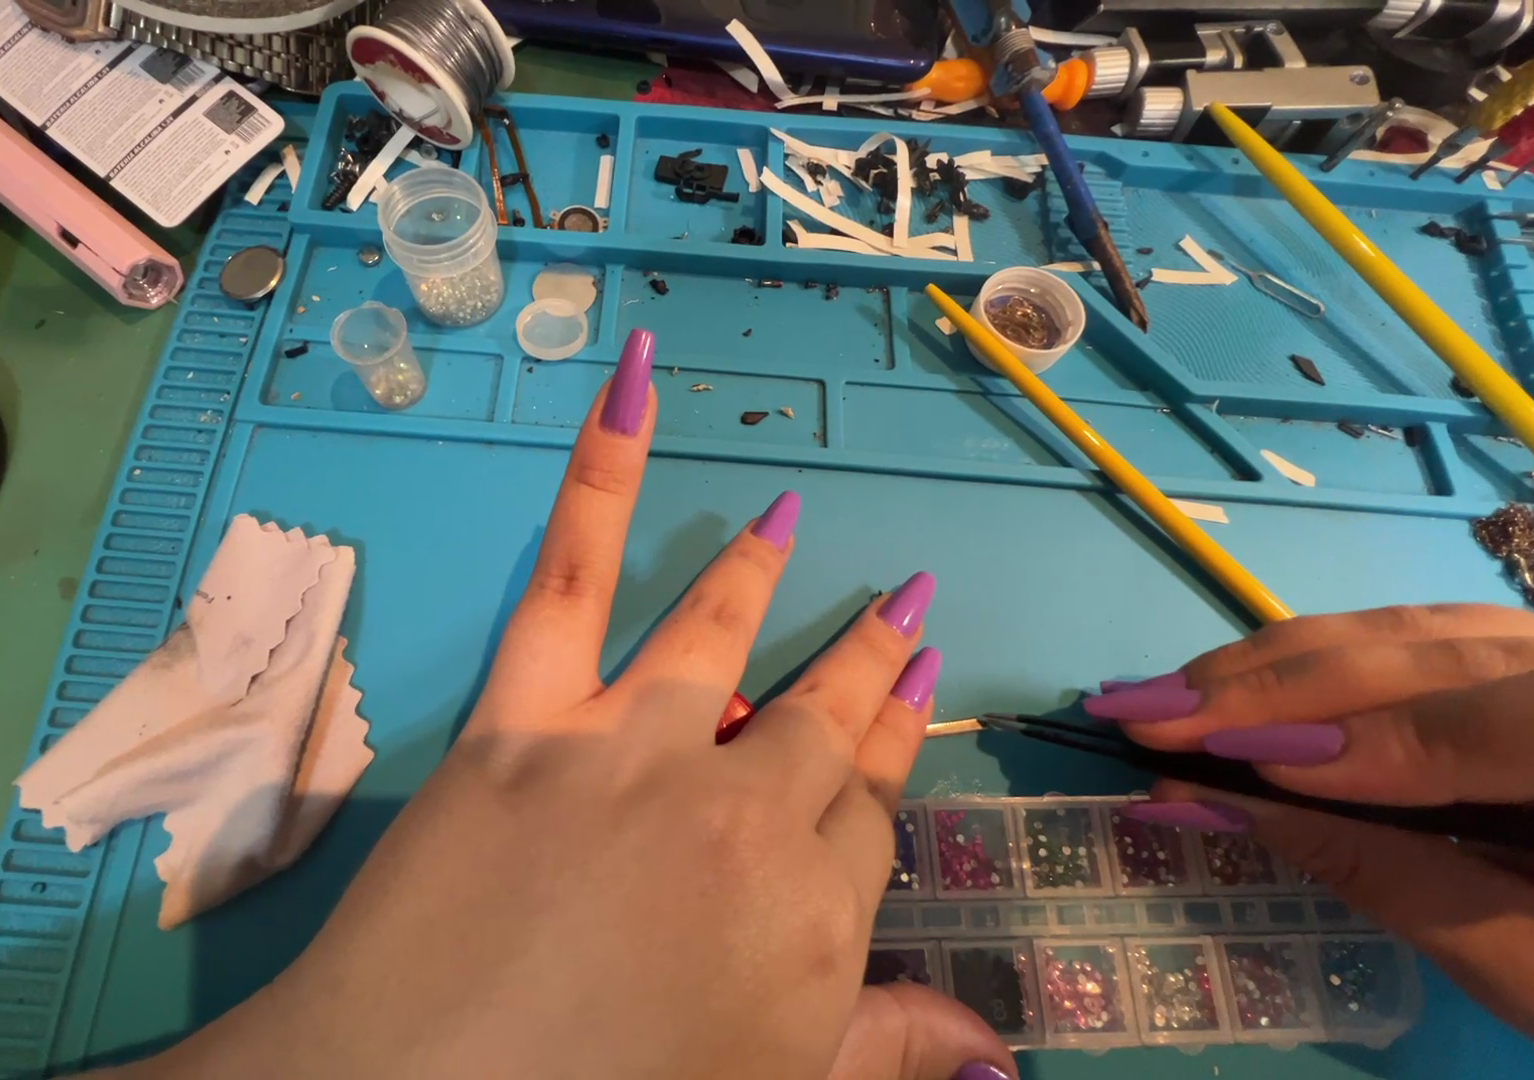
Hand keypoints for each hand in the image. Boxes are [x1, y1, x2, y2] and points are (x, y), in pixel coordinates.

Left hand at [112, 332, 1015, 1079]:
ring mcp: (635, 744)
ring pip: (719, 632)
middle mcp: (742, 807)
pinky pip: (574, 567)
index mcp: (808, 910)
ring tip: (789, 522)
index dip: (899, 747)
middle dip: (866, 660)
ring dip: (763, 573)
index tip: (920, 685)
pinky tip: (633, 384)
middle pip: (819, 719)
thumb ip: (885, 1054)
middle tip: (901, 603)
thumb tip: (1003, 1055)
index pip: (871, 808)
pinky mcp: (531, 708)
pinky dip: (604, 468)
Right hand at [1086, 604, 1533, 1071]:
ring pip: (1400, 631)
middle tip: (1143, 715)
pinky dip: (1296, 666)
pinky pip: (1395, 641)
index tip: (1254, 767)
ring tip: (1160, 700)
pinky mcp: (1515, 661)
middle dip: (1277, 688)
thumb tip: (1226, 802)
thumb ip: (1402, 883)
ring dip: (1265, 669)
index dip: (1398, 739)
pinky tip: (1224, 685)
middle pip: (1441, 650)